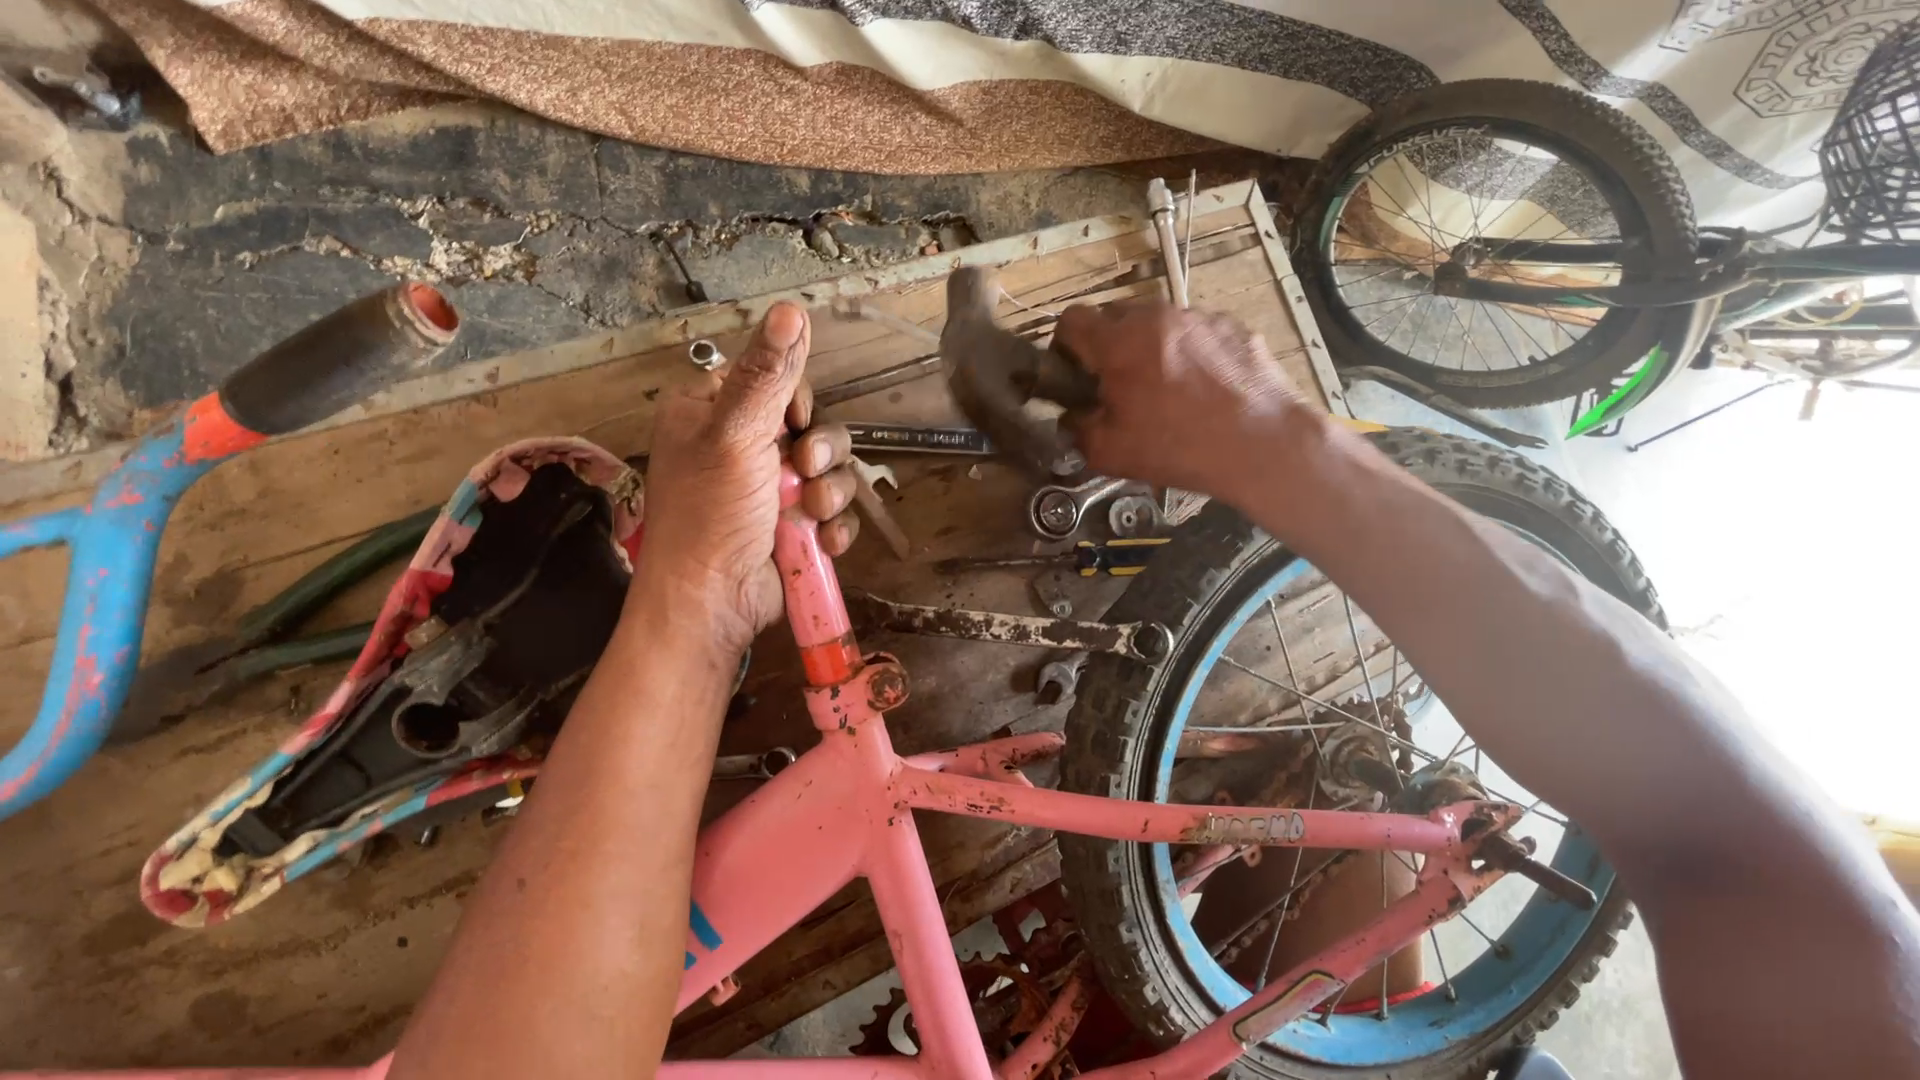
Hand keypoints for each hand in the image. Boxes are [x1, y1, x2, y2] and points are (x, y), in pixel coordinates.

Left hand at [636, 303, 859, 653]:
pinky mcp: (792, 528)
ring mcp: (769, 491)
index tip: (794, 424)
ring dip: (830, 493)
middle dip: (820, 454)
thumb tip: (791, 307)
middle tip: (805, 472)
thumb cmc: (711, 515)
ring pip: (831, 470)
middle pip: (812, 426)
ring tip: (812, 515)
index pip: (772, 382)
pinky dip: (833, 527)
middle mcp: (741, 448)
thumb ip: (767, 376)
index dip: (796, 403)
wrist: (713, 605)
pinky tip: (822, 543)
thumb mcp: (735, 436)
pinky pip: (834, 511)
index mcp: (712, 415)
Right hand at [1055, 300, 1315, 502]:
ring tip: (1167, 389)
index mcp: (1118, 342)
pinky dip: (1190, 353)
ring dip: (1150, 347)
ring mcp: (1199, 317)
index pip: (1071, 319)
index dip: (1065, 345)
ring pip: (1157, 322)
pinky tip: (1204, 390)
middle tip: (1119, 385)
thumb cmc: (1179, 448)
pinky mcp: (1233, 326)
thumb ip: (1077, 428)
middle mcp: (1156, 316)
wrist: (1263, 445)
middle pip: (1115, 315)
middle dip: (1108, 346)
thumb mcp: (1109, 452)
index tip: (1074, 373)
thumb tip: (1071, 416)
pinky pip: (1196, 332)